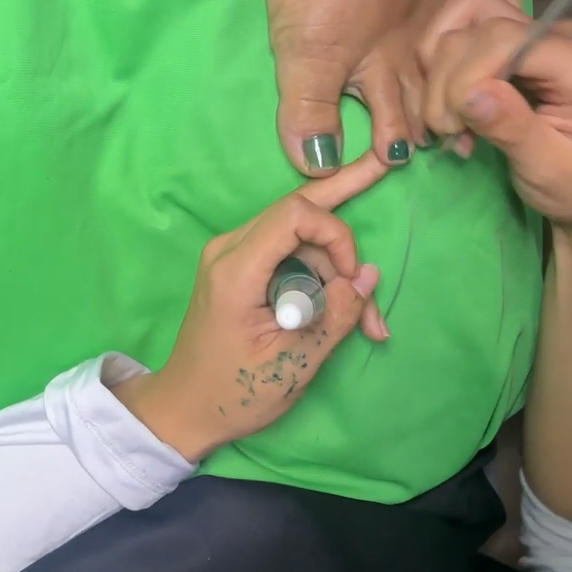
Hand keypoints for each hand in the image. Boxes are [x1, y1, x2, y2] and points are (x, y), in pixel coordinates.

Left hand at [113, 154, 391, 460]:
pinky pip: (290, 253)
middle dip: (345, 200)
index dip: (335, 235)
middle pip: (298, 210)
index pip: (295, 214)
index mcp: (236, 269)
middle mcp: (231, 248)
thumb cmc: (235, 392)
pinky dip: (321, 276)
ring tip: (368, 323)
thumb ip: (335, 315)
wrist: (186, 407)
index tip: (351, 279)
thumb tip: (369, 274)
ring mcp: (234, 254)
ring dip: (337, 269)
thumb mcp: (293, 363)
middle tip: (385, 165)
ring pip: (301, 236)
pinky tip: (348, 311)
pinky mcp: (243, 266)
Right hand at [417, 0, 571, 235]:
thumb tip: (468, 95)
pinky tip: (449, 105)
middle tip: (447, 130)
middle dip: (444, 72)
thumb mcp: (549, 169)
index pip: (504, 36)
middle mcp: (557, 33)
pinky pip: (459, 27)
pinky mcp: (509, 40)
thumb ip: (513, 128)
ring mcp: (532, 30)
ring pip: (460, 10)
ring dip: (437, 65)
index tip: (453, 126)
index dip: (464, 74)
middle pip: (475, 11)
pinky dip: (439, 64)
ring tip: (447, 118)